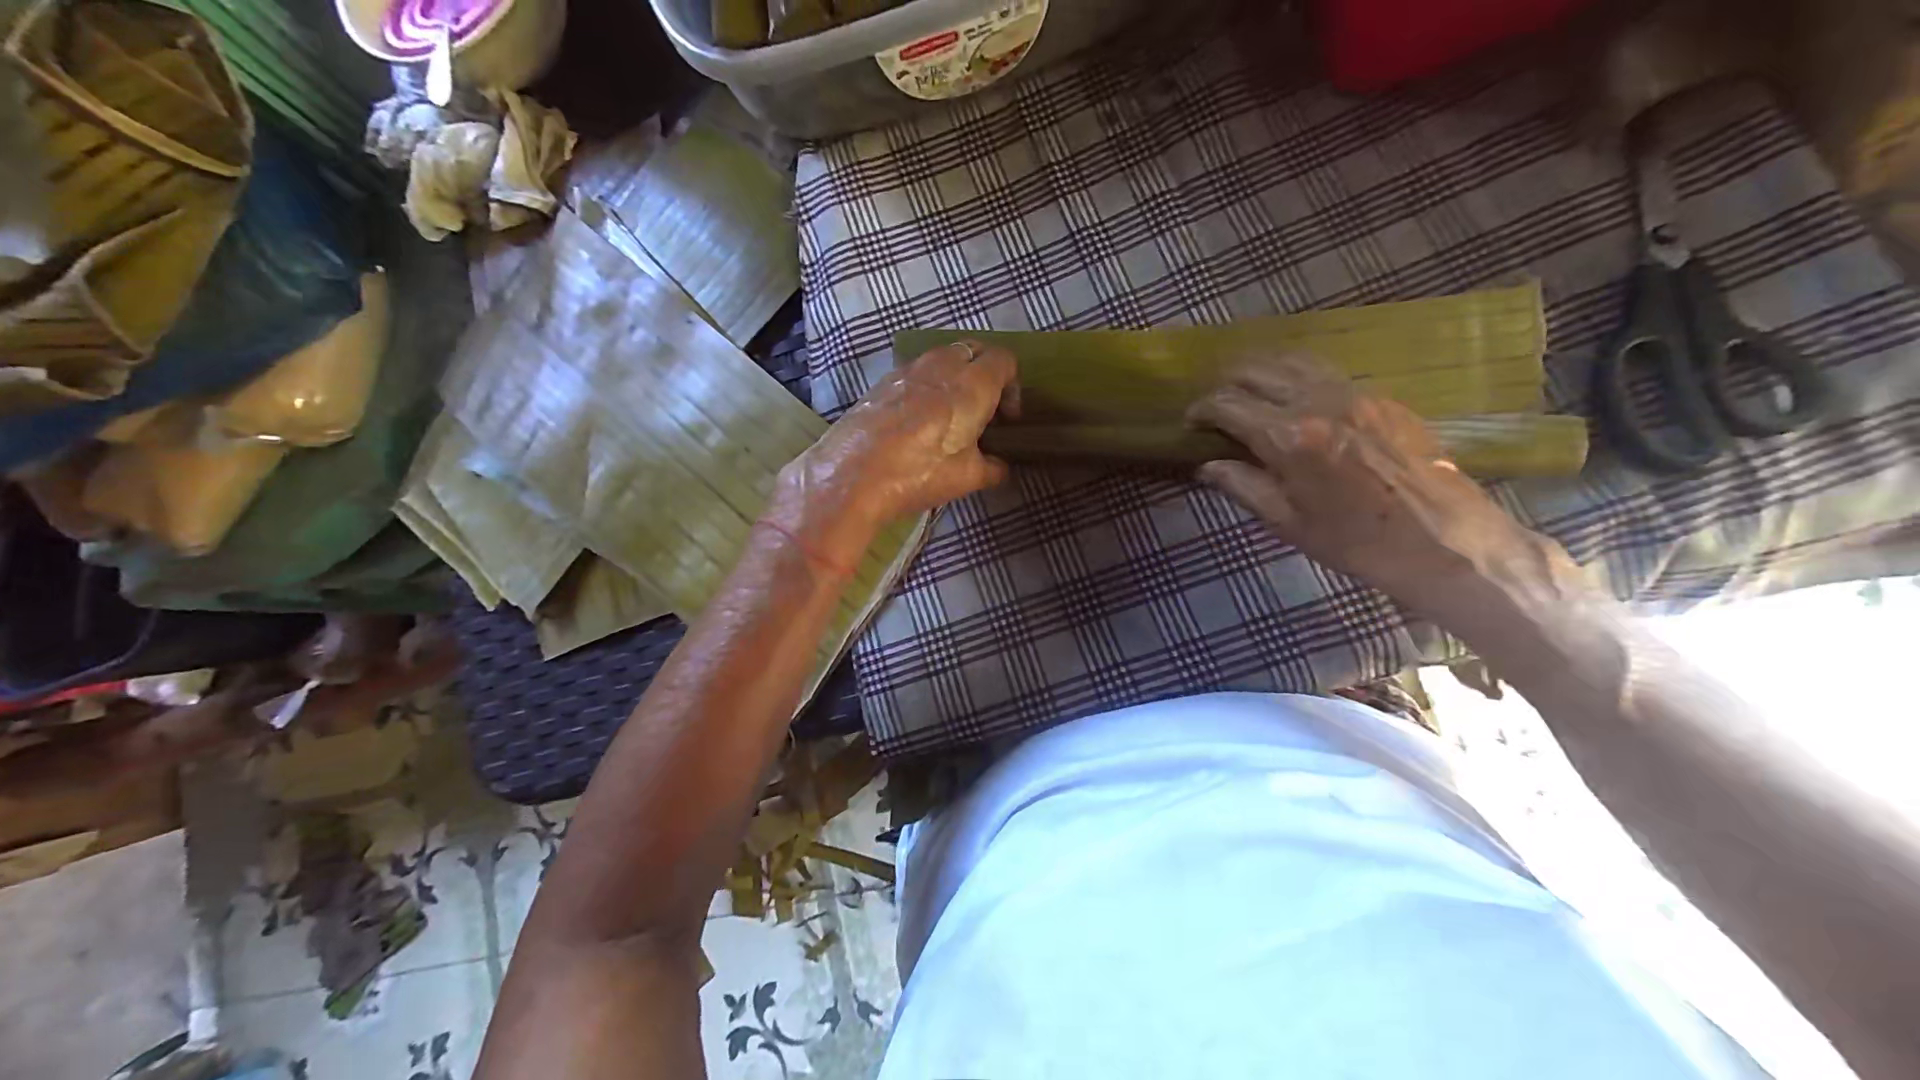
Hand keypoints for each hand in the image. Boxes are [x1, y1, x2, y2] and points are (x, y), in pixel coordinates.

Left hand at [770, 341, 1018, 557]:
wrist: (851, 475)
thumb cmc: (919, 473)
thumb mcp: (967, 478)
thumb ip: (993, 468)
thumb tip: (1001, 466)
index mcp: (972, 384)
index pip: (1004, 360)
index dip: (1012, 386)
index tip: (1006, 418)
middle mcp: (942, 366)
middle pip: (974, 351)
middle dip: (985, 374)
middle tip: (982, 411)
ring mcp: (908, 370)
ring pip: (943, 358)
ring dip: (954, 378)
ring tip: (950, 416)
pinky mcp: (882, 382)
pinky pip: (916, 372)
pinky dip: (927, 386)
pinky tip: (918, 422)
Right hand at [1187, 354, 1577, 617]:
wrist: (1443, 541)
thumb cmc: (1355, 541)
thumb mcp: (1287, 521)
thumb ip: (1242, 485)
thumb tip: (1207, 466)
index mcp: (1290, 438)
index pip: (1229, 405)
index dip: (1202, 410)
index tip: (1190, 423)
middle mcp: (1318, 402)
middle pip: (1256, 371)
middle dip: (1226, 384)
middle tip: (1216, 408)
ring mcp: (1354, 393)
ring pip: (1292, 360)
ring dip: (1261, 371)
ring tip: (1248, 392)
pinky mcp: (1379, 397)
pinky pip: (1325, 371)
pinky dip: (1296, 376)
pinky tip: (1292, 397)